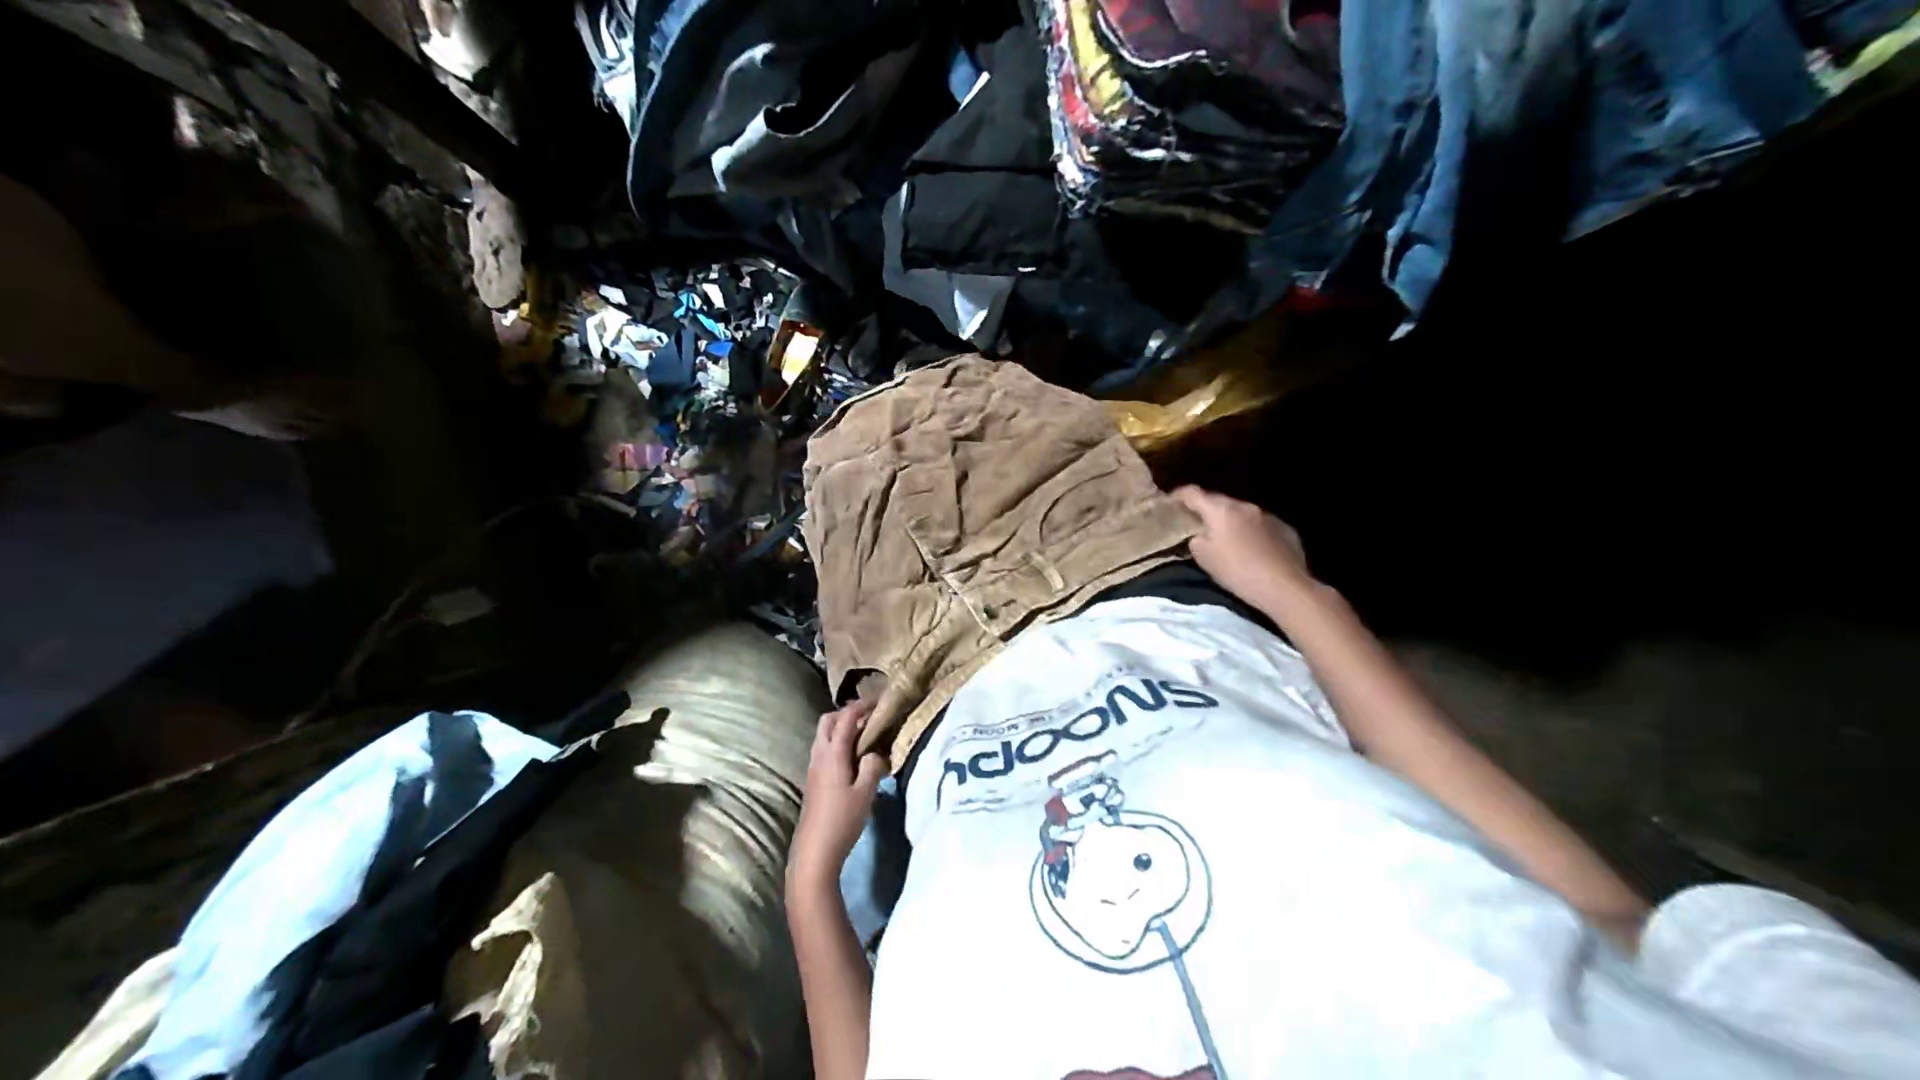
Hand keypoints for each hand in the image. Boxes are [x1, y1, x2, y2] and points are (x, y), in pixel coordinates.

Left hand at [789, 700, 887, 891]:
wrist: (814, 851)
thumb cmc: (842, 820)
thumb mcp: (865, 793)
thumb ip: (873, 767)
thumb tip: (876, 753)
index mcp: (832, 753)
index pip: (846, 718)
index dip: (862, 705)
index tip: (880, 700)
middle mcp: (819, 755)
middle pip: (828, 721)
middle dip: (847, 712)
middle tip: (870, 716)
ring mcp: (813, 767)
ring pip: (823, 735)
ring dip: (841, 728)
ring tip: (865, 734)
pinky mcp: (813, 779)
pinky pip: (824, 749)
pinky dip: (837, 742)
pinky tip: (853, 756)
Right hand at [1172, 485, 1314, 607]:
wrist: (1285, 587)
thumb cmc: (1238, 571)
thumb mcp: (1203, 557)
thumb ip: (1194, 537)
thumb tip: (1197, 532)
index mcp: (1221, 510)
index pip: (1193, 493)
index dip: (1178, 495)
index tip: (1170, 503)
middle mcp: (1245, 506)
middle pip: (1218, 502)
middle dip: (1205, 510)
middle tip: (1195, 524)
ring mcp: (1267, 516)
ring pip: (1240, 513)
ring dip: (1230, 522)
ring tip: (1225, 539)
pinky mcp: (1285, 529)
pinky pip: (1259, 525)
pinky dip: (1250, 532)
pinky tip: (1251, 549)